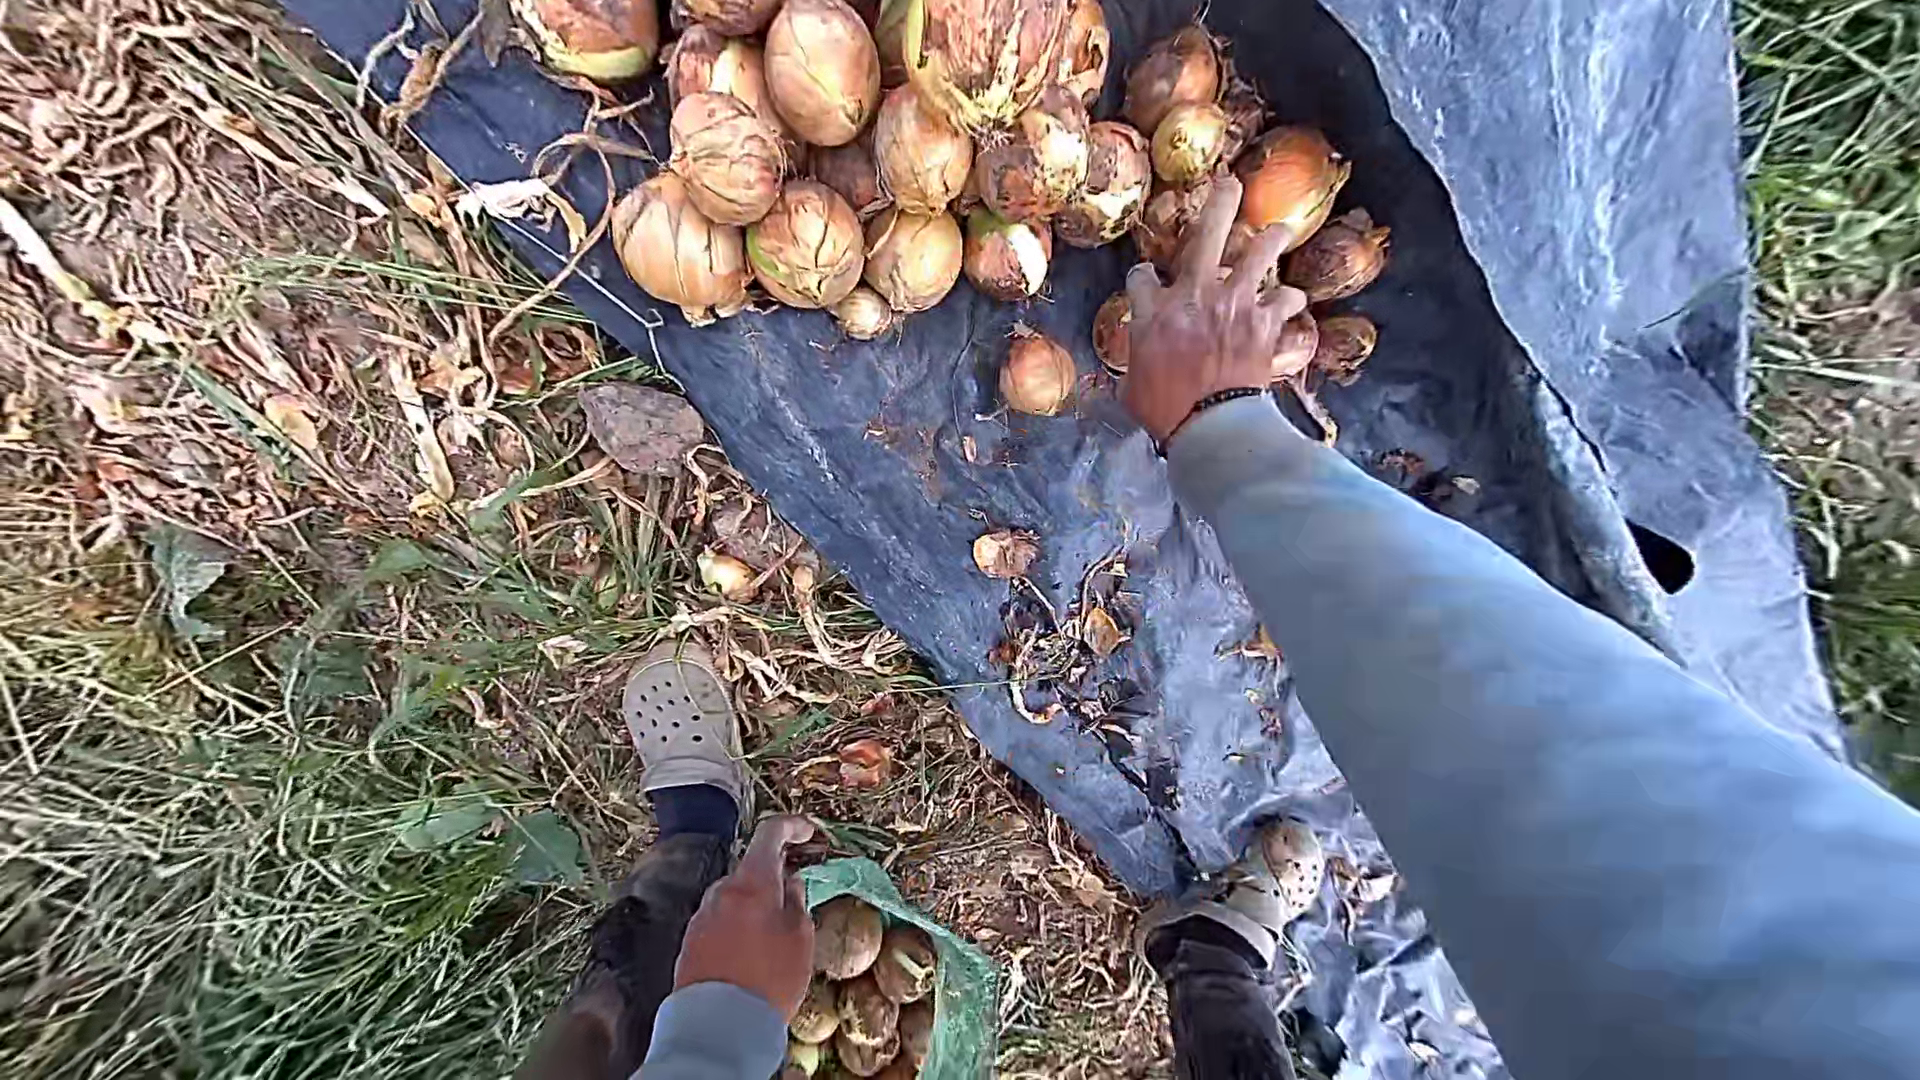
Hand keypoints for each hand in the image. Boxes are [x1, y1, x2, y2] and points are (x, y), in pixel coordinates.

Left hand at [673, 815, 816, 1016]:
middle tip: (794, 897)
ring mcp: (701, 917)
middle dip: (773, 877)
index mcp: (751, 881)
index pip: (770, 832)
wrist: (717, 1035)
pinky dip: (737, 925)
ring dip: (754, 904)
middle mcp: (721, 891)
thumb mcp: (800, 936)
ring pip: (735, 896)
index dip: (792, 825)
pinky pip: (720, 920)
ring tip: (772, 935)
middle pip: (751, 868)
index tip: (808, 831)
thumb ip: (797, 900)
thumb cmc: (769, 979)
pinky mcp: (689, 943)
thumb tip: (790, 883)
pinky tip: (749, 953)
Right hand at [1120, 175, 1309, 444]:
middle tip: (1229, 184)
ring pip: (1260, 251)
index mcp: (1153, 312)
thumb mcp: (1131, 387)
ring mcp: (1235, 304)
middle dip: (1219, 204)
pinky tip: (1289, 303)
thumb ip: (1136, 365)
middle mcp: (1195, 295)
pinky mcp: (1265, 322)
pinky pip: (1287, 299)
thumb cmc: (1163, 410)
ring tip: (1278, 232)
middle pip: (1206, 235)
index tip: (1145, 281)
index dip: (1142, 277)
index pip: (1141, 277)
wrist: (1208, 423)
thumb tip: (1134, 370)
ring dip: (1271, 238)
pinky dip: (1288, 302)